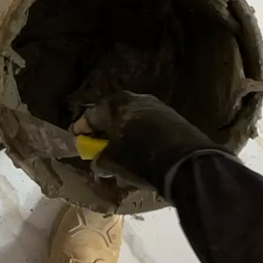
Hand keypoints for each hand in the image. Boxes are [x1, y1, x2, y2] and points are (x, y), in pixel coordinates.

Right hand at [78, 92, 226, 194]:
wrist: (186, 161)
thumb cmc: (140, 159)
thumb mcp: (111, 163)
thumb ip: (98, 160)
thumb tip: (98, 161)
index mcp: (113, 106)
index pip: (89, 116)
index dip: (80, 130)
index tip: (76, 140)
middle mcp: (133, 99)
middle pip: (111, 114)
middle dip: (103, 129)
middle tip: (98, 144)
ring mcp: (155, 105)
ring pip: (130, 118)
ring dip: (123, 131)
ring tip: (121, 149)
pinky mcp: (171, 115)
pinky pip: (147, 123)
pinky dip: (139, 134)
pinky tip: (140, 148)